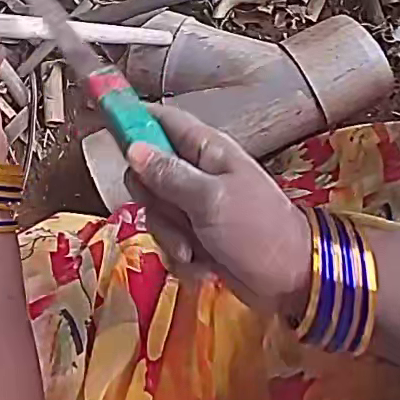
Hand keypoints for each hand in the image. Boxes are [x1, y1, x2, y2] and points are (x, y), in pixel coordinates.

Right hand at [124, 105, 311, 318]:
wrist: (293, 282)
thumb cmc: (257, 230)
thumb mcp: (211, 200)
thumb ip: (169, 175)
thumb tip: (132, 148)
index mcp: (205, 149)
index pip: (161, 119)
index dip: (133, 117)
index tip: (105, 123)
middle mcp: (196, 171)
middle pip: (147, 170)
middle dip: (153, 201)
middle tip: (174, 215)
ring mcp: (195, 204)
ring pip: (154, 210)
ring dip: (169, 235)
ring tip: (194, 251)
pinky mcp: (196, 235)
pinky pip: (167, 238)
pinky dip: (180, 256)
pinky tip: (201, 267)